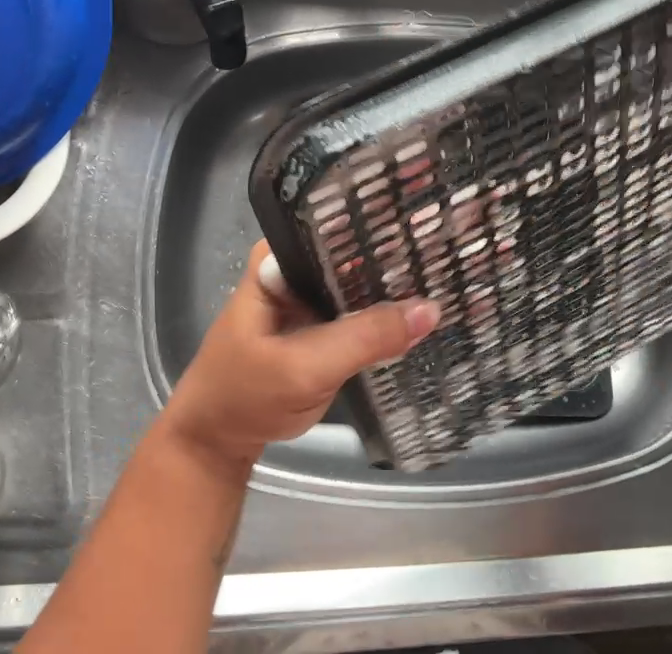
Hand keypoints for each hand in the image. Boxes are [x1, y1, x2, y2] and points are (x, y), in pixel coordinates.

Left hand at [163, 240, 440, 469]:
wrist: (217, 442)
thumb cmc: (245, 396)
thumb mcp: (305, 368)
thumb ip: (365, 338)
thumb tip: (431, 309)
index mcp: (278, 259)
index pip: (339, 228)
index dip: (383, 229)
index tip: (433, 228)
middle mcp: (296, 268)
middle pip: (354, 254)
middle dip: (397, 260)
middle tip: (453, 255)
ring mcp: (309, 298)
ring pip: (361, 285)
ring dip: (396, 289)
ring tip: (450, 278)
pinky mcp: (322, 326)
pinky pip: (360, 313)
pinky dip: (387, 318)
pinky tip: (426, 313)